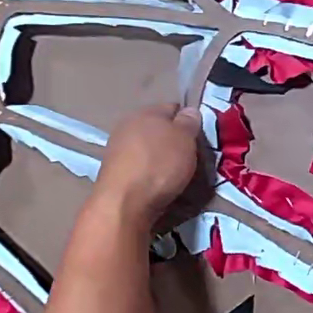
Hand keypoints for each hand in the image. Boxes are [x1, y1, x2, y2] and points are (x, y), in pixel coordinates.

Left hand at [93, 105, 204, 226]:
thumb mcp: (185, 139)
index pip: (173, 108)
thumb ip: (189, 122)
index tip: (199, 138)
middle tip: (190, 158)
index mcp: (146, 111)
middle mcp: (127, 125)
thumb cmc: (159, 166)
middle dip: (174, 141)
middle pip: (158, 129)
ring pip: (148, 149)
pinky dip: (149, 174)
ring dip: (161, 159)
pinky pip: (139, 167)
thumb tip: (189, 111)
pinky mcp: (113, 172)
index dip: (189, 120)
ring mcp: (116, 149)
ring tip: (174, 175)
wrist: (123, 204)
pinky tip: (157, 185)